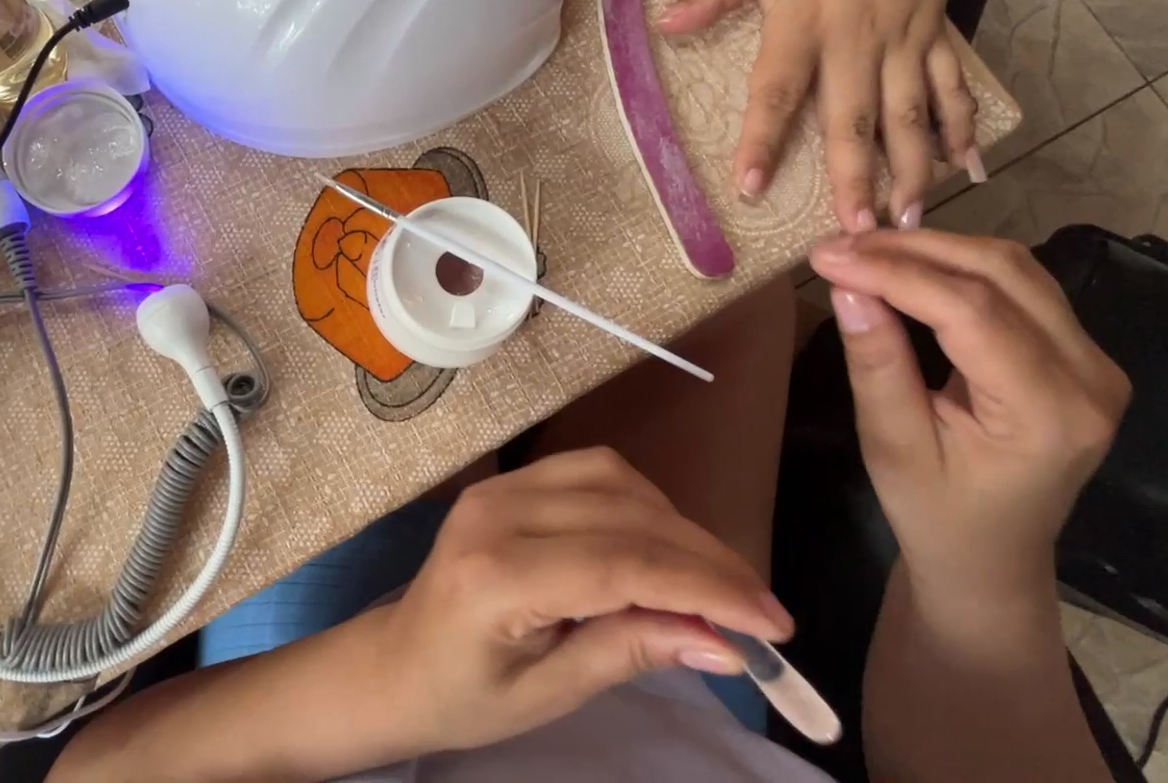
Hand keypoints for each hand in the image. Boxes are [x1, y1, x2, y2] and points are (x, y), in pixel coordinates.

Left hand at [376, 448, 794, 752]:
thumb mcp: (549, 694)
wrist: (395, 662)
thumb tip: (726, 642)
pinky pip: (588, 471)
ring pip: (613, 478)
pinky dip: (639, 502)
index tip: (773, 624)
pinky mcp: (503, 482)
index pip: (621, 563)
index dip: (705, 587)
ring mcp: (496, 487)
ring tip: (715, 582)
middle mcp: (495, 512)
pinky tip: (661, 543)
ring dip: (676, 522)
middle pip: (624, 514)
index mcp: (496, 574)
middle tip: (762, 609)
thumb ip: (630, 652)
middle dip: (705, 557)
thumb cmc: (463, 696)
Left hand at [660, 0, 978, 230]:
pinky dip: (962, 125)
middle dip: (854, 175)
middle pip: (853, 117)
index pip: (778, 90)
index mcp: (804, 21)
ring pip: (909, 113)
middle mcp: (859, 38)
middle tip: (855, 232)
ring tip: (906, 221)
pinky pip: (953, 85)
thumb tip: (664, 24)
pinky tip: (965, 167)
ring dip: (909, 168)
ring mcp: (905, 38)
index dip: (763, 139)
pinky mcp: (938, 31)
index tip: (751, 186)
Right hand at [809, 230, 1129, 600]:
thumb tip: (846, 288)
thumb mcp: (892, 446)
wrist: (989, 552)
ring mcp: (1091, 360)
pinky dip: (953, 264)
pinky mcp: (1074, 351)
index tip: (823, 257)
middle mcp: (1090, 376)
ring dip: (933, 248)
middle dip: (912, 249)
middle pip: (1003, 274)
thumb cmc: (934, 512)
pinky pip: (1017, 285)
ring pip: (1014, 268)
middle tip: (836, 248)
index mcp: (1049, 412)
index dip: (893, 274)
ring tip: (861, 251)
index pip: (970, 312)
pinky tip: (903, 265)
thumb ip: (876, 365)